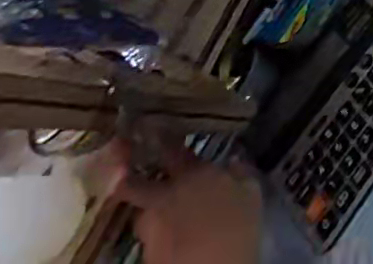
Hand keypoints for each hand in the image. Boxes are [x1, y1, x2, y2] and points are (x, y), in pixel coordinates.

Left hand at [109, 141, 261, 263]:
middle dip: (125, 174)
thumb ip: (240, 174)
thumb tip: (232, 161)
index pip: (171, 148)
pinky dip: (157, 235)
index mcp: (192, 174)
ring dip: (148, 210)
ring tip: (159, 213)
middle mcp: (165, 198)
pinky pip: (150, 239)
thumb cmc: (236, 228)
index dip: (157, 135)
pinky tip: (171, 238)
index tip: (146, 122)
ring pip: (142, 214)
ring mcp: (151, 229)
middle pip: (135, 183)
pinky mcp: (145, 256)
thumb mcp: (251, 194)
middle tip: (121, 166)